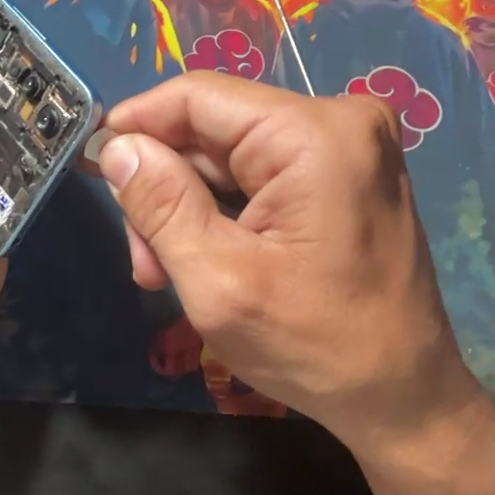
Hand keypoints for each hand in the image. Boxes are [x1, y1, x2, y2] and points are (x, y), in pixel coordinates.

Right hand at [97, 72, 491, 455]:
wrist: (402, 397)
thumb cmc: (313, 346)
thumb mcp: (217, 280)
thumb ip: (160, 206)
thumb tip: (115, 147)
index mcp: (313, 135)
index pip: (197, 97)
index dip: (135, 125)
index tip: (91, 168)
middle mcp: (338, 122)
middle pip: (210, 132)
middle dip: (164, 192)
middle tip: (145, 264)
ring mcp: (344, 150)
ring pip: (227, 160)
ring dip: (187, 213)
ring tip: (168, 276)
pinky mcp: (341, 178)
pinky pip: (257, 179)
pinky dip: (221, 218)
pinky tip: (206, 265)